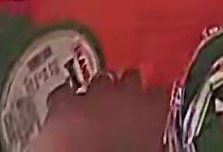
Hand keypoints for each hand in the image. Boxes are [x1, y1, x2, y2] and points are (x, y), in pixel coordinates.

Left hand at [30, 71, 168, 151]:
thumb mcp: (148, 150)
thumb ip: (150, 138)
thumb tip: (148, 141)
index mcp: (151, 113)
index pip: (158, 95)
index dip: (151, 101)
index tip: (149, 108)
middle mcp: (125, 95)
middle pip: (129, 78)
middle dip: (124, 90)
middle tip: (119, 110)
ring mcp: (95, 96)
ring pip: (99, 81)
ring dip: (98, 93)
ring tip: (92, 110)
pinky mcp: (65, 105)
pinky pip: (64, 92)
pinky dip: (65, 98)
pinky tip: (63, 110)